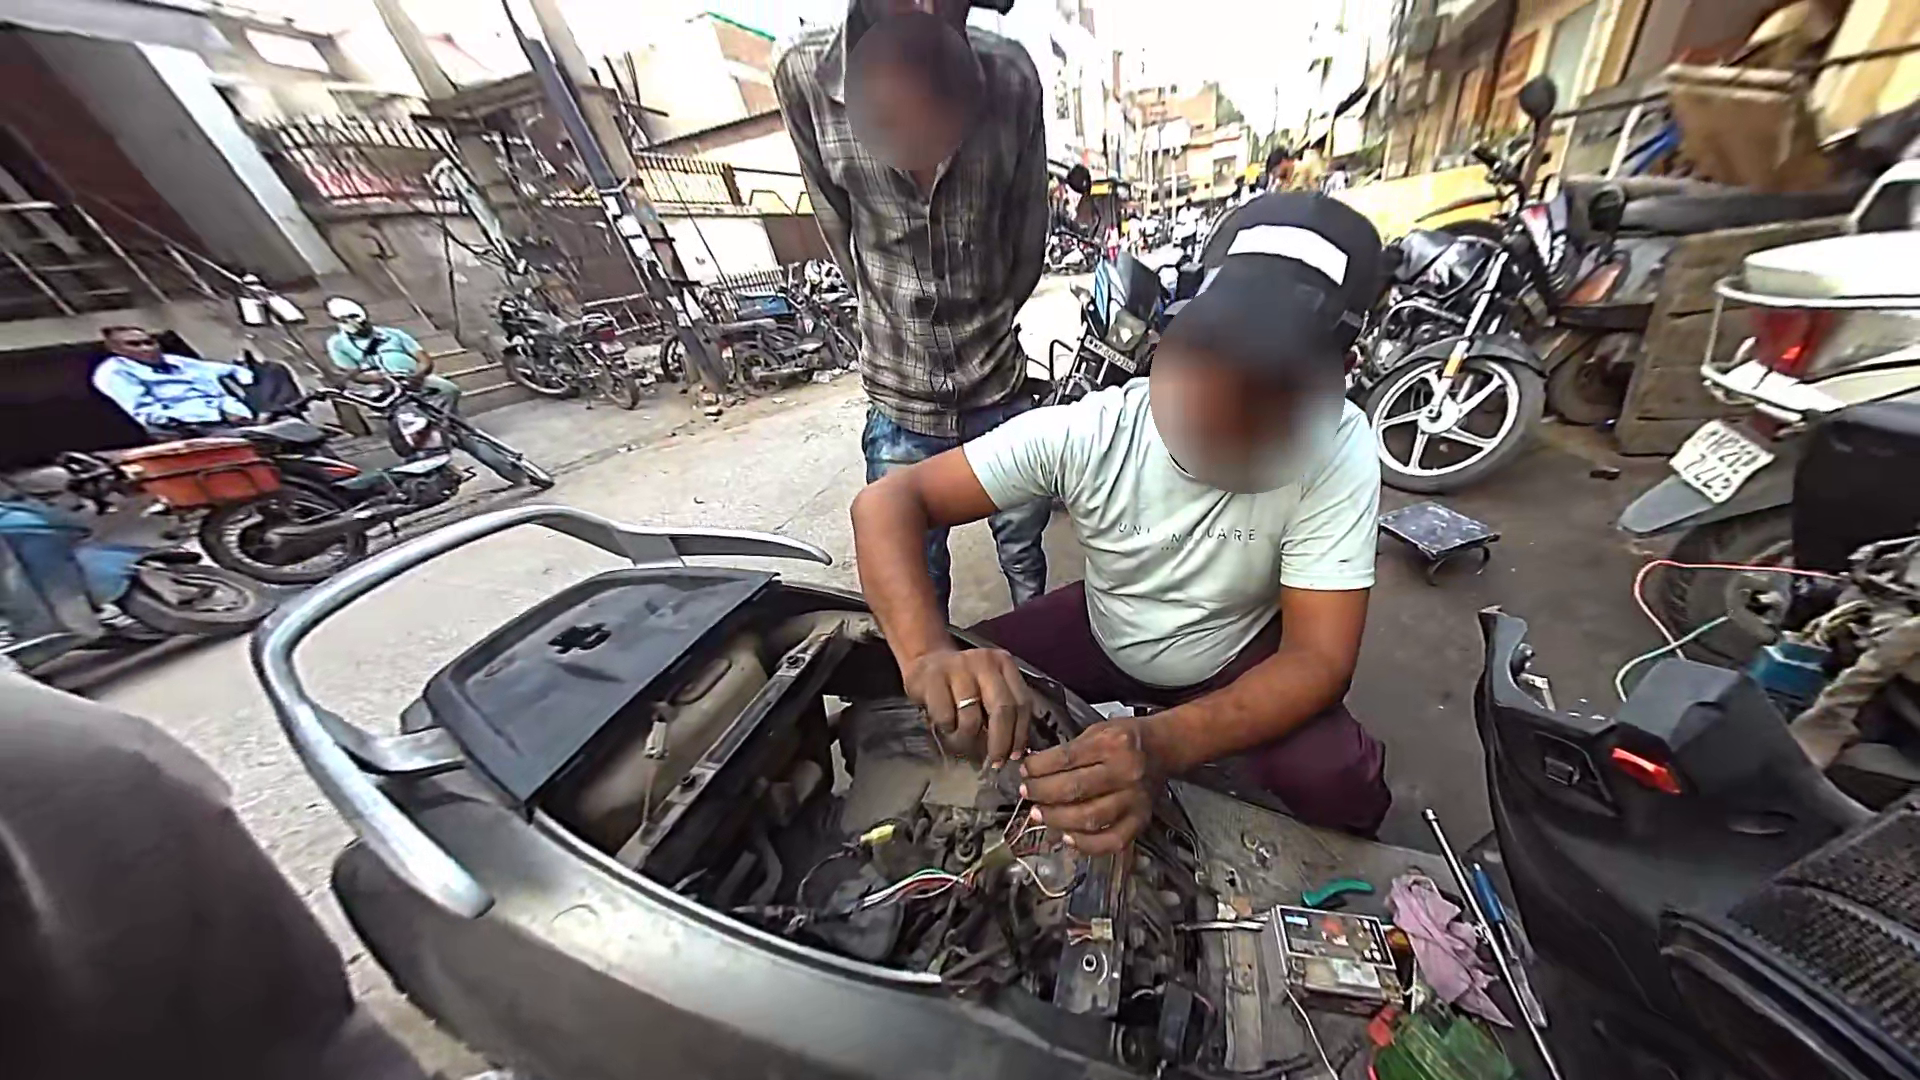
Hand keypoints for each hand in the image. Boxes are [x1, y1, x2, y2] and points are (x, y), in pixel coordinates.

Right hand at [901, 647, 1032, 765]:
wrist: (925, 663)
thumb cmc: (962, 682)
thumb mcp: (988, 686)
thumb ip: (1005, 707)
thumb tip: (1016, 748)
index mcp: (1003, 663)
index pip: (1022, 702)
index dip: (1020, 733)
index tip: (1015, 755)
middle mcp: (984, 661)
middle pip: (1003, 708)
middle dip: (1001, 742)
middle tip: (996, 762)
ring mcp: (958, 667)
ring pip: (972, 717)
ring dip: (968, 738)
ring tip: (963, 741)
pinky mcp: (933, 677)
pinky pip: (946, 717)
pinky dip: (947, 728)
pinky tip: (945, 725)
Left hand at [1019, 717, 1157, 854]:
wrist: (1162, 749)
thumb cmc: (1123, 738)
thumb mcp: (1096, 731)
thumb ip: (1070, 751)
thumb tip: (1035, 771)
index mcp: (1110, 744)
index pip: (1067, 758)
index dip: (1040, 767)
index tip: (1023, 771)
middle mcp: (1124, 772)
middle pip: (1076, 788)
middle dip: (1043, 793)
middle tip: (1026, 794)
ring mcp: (1134, 799)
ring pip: (1090, 817)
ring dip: (1058, 819)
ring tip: (1039, 815)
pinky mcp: (1141, 820)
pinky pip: (1113, 840)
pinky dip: (1087, 844)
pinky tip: (1067, 838)